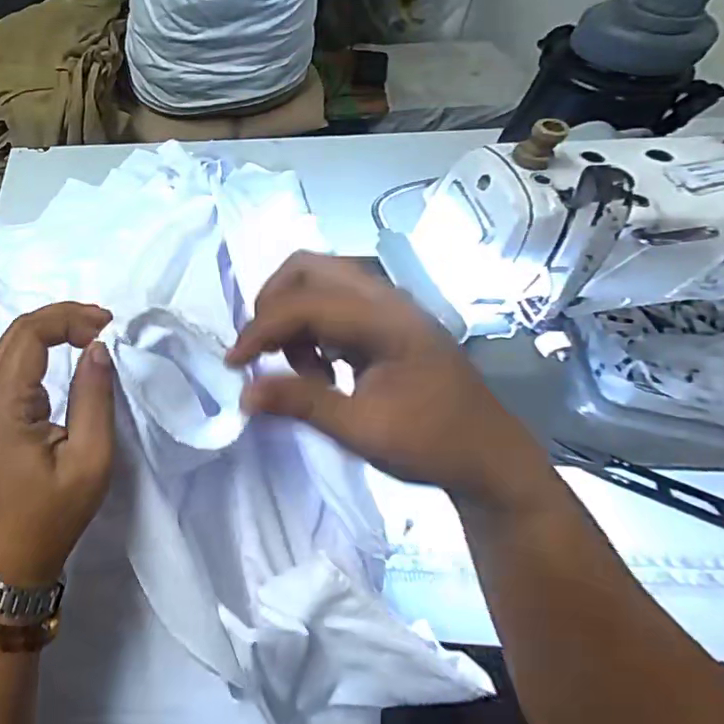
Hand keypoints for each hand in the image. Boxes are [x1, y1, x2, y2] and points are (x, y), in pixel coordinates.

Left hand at [0, 303, 116, 586]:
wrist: (17, 556)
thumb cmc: (54, 511)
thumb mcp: (89, 458)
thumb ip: (94, 397)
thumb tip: (98, 347)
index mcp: (5, 403)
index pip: (30, 334)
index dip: (69, 319)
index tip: (107, 326)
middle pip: (19, 330)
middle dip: (63, 316)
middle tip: (105, 322)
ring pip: (18, 342)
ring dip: (56, 327)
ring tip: (95, 329)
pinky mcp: (0, 411)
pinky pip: (21, 361)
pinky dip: (50, 345)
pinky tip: (76, 348)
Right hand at [227, 253, 555, 513]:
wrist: (490, 455)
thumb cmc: (432, 444)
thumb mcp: (363, 431)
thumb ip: (302, 403)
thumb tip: (244, 392)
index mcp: (385, 318)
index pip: (305, 302)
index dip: (260, 328)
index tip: (233, 364)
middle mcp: (386, 297)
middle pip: (309, 267)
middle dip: (273, 303)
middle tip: (263, 351)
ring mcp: (390, 304)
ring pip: (322, 279)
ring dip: (295, 312)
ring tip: (301, 369)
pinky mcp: (389, 319)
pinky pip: (337, 300)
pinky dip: (314, 323)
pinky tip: (324, 368)